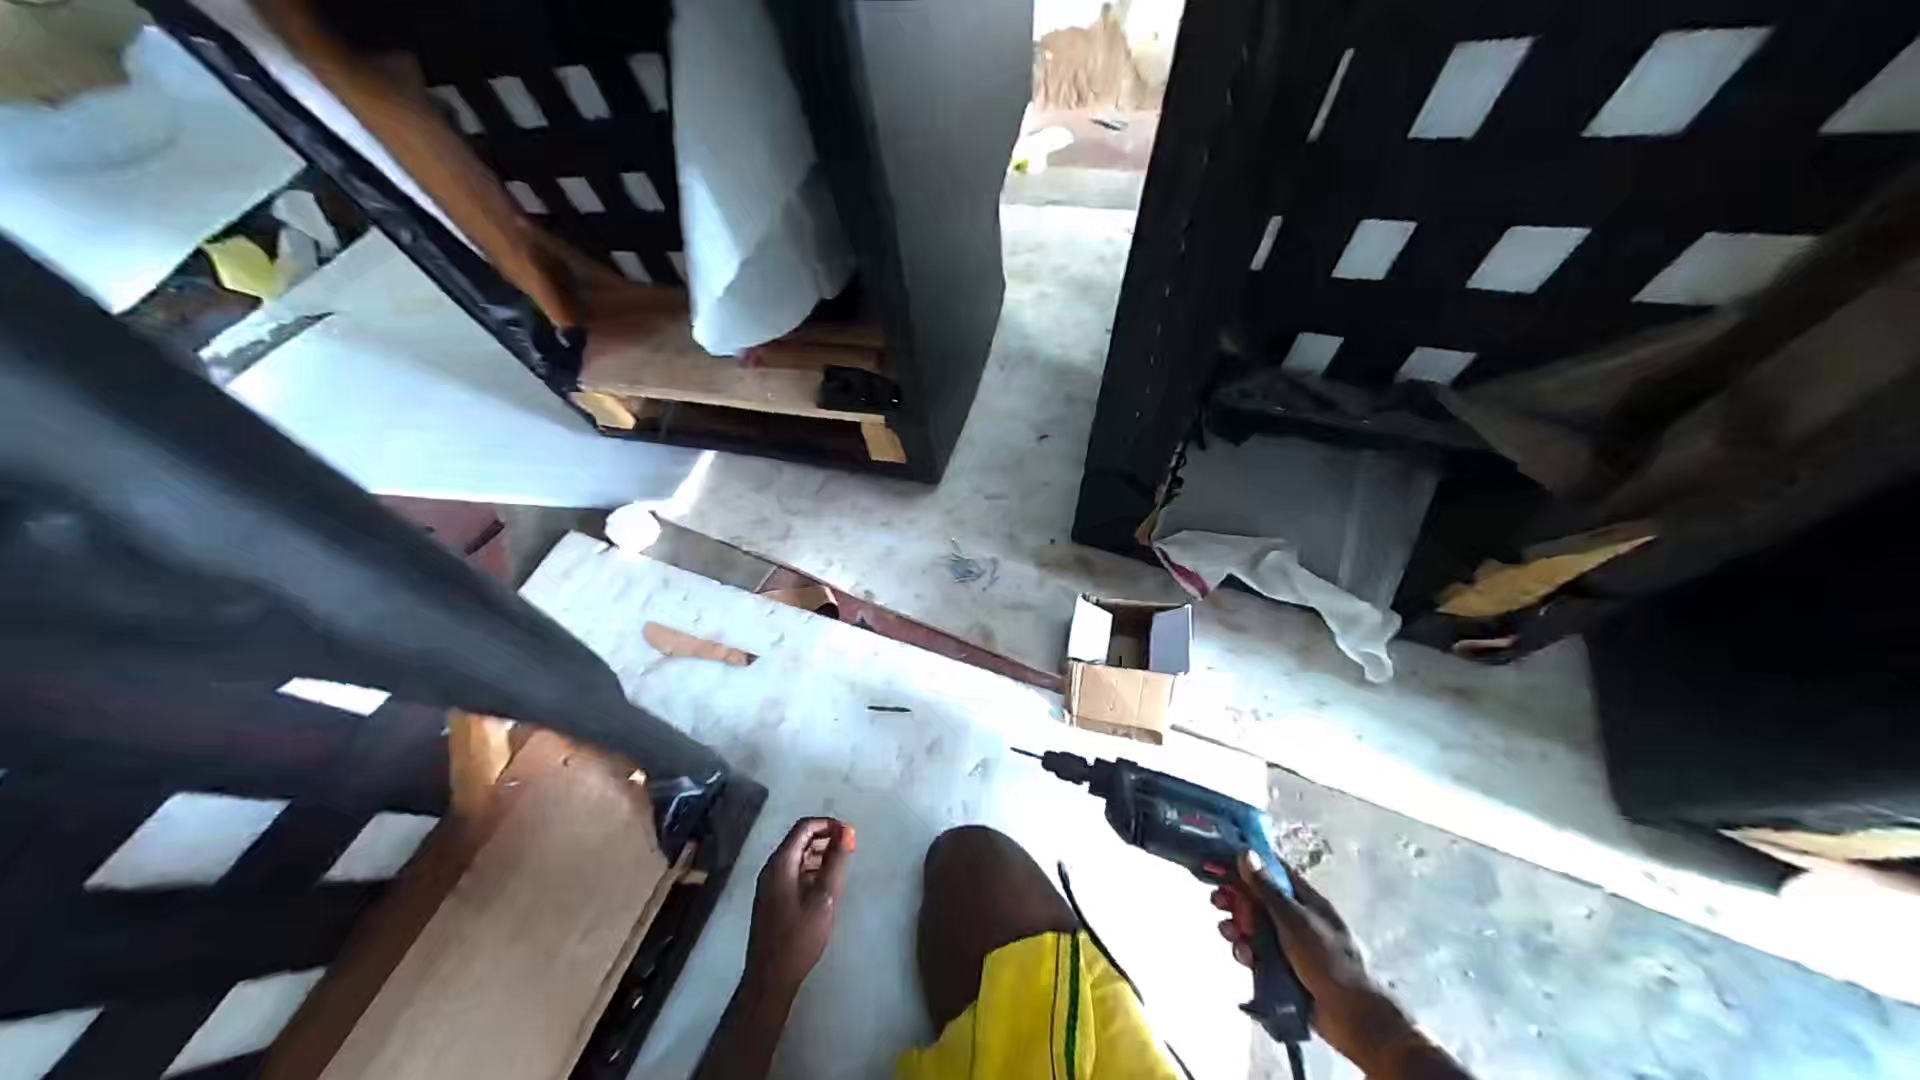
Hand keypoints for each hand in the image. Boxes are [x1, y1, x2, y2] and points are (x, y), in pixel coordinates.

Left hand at [744, 817, 854, 995]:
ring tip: (840, 868)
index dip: (828, 825)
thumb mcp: (824, 897)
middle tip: (848, 850)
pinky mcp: (771, 900)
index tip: (849, 835)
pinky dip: (810, 870)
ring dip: (819, 854)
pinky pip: (792, 873)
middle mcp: (771, 869)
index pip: (804, 827)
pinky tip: (825, 887)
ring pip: (796, 857)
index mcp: (780, 864)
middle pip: (799, 839)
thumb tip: (846, 831)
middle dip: (825, 838)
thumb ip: (836, 861)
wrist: (770, 979)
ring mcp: (768, 885)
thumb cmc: (799, 937)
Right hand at [1213, 850, 1414, 1067]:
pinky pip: (1255, 951)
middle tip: (1216, 901)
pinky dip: (1246, 951)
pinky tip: (1244, 957)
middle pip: (1256, 898)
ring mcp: (1287, 942)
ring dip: (1236, 926)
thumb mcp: (1295, 920)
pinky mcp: (1280, 966)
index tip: (1220, 859)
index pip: (1272, 869)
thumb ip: (1267, 888)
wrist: (1351, 1017)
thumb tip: (1245, 852)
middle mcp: (1294, 916)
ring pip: (1251, 925)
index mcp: (1304, 899)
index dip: (1247, 862)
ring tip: (1228, 932)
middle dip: (1234, 899)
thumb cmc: (1328, 959)